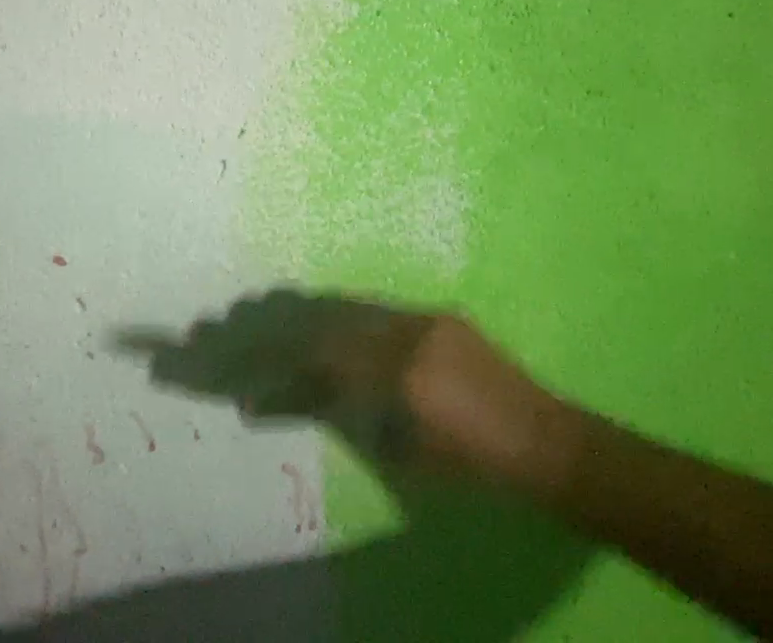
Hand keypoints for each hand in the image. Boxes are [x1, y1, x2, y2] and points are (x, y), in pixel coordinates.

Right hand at [124, 289, 582, 491]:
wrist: (543, 440)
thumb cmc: (474, 464)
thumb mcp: (404, 451)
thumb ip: (349, 413)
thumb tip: (301, 395)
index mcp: (398, 375)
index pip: (318, 367)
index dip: (274, 376)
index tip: (238, 386)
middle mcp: (407, 335)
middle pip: (323, 326)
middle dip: (272, 327)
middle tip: (228, 321)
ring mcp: (424, 319)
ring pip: (347, 309)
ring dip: (303, 312)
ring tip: (261, 308)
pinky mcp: (438, 315)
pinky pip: (376, 311)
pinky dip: (342, 316)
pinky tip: (323, 319)